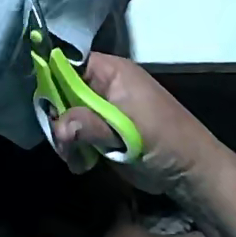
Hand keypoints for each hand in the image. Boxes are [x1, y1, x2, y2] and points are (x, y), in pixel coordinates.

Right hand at [48, 53, 226, 193]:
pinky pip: (75, 133)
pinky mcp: (100, 130)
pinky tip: (80, 163)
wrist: (191, 175)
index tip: (43, 103)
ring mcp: (101, 108)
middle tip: (61, 143)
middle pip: (62, 90)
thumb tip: (57, 126)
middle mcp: (102, 85)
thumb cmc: (165, 141)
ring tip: (73, 157)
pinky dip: (73, 148)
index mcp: (111, 71)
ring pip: (66, 115)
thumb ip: (90, 124)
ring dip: (65, 138)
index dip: (51, 76)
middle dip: (58, 117)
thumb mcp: (127, 130)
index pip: (68, 61)